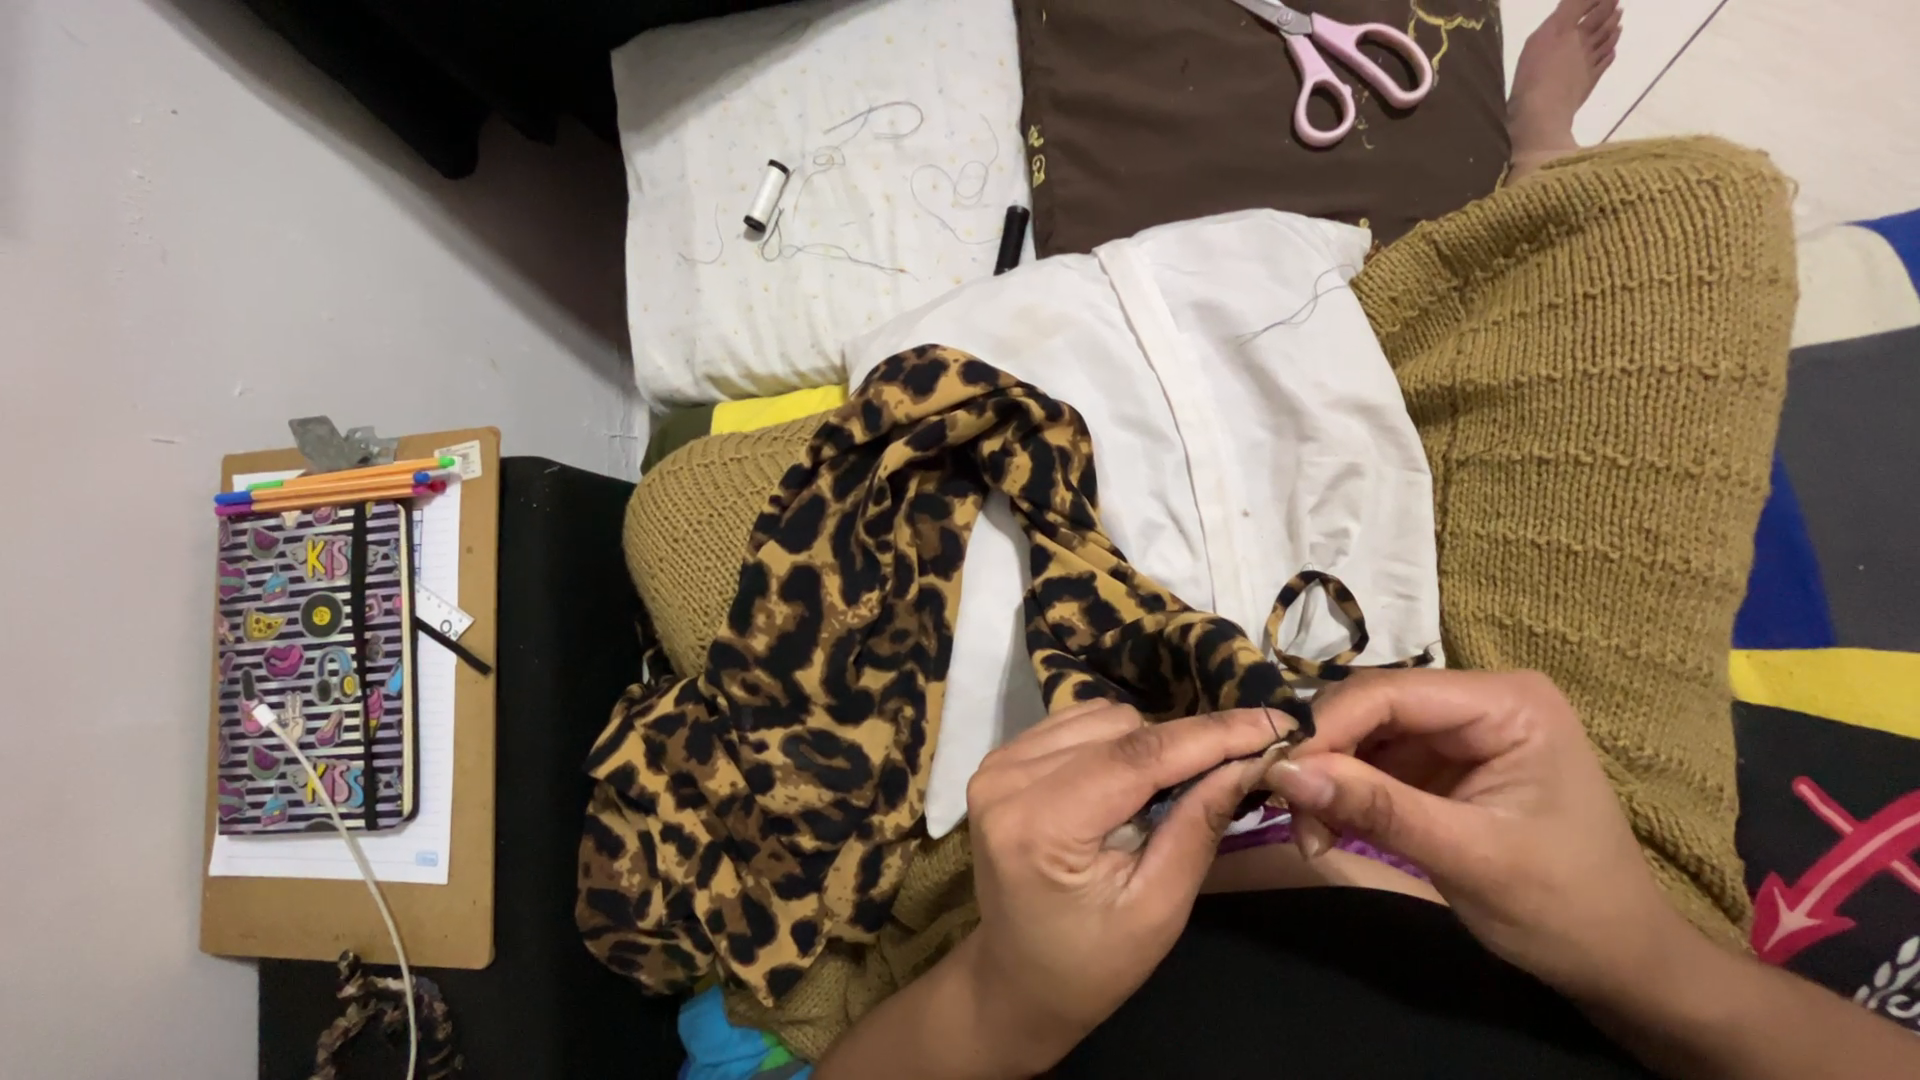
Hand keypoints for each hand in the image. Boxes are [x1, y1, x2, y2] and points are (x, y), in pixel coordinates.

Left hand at [964, 700, 1287, 1057]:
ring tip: (1158, 798)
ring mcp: (998, 763)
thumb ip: (1198, 826)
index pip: (1137, 755)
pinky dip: (1112, 744)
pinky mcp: (1000, 759)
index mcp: (1040, 824)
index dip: (1211, 734)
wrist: (1015, 980)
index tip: (1274, 722)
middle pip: (1120, 727)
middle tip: (1222, 777)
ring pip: (1100, 717)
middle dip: (1182, 746)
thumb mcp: (1157, 910)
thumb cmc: (1089, 964)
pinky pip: (1074, 724)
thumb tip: (1248, 759)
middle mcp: (1008, 778)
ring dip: (1145, 744)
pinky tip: (1121, 787)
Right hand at [1262, 669, 1692, 1001]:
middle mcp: (1476, 700)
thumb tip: (1282, 772)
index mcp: (1506, 703)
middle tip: (1290, 814)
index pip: (1390, 693)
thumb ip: (1376, 808)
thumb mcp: (1470, 858)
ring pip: (1358, 733)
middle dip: (1323, 759)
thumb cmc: (1566, 909)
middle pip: (1368, 708)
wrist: (1617, 963)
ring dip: (1325, 780)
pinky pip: (1367, 760)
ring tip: (1310, 834)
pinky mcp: (1436, 760)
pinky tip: (1326, 828)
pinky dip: (1340, 794)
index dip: (1326, 727)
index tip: (1276, 773)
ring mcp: (1454, 729)